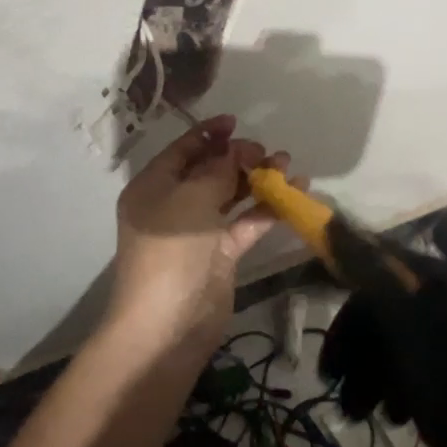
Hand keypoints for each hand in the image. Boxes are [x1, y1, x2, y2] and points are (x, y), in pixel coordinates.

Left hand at [108, 114, 298, 347]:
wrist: (167, 325)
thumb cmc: (171, 251)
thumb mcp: (192, 199)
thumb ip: (219, 169)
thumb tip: (240, 150)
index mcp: (153, 186)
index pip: (182, 150)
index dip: (208, 133)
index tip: (236, 121)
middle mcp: (173, 204)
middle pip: (209, 170)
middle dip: (239, 156)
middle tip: (267, 151)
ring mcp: (198, 230)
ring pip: (231, 195)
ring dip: (257, 179)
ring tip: (287, 164)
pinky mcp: (221, 253)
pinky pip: (247, 222)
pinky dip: (268, 208)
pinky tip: (293, 193)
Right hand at [320, 252, 446, 446]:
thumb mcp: (405, 322)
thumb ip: (371, 272)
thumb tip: (336, 223)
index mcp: (433, 280)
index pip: (372, 271)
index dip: (344, 303)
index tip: (324, 347)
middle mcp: (443, 298)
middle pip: (381, 311)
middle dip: (354, 350)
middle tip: (332, 387)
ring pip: (395, 343)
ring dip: (370, 375)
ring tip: (360, 413)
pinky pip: (417, 367)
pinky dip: (398, 388)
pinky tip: (397, 417)